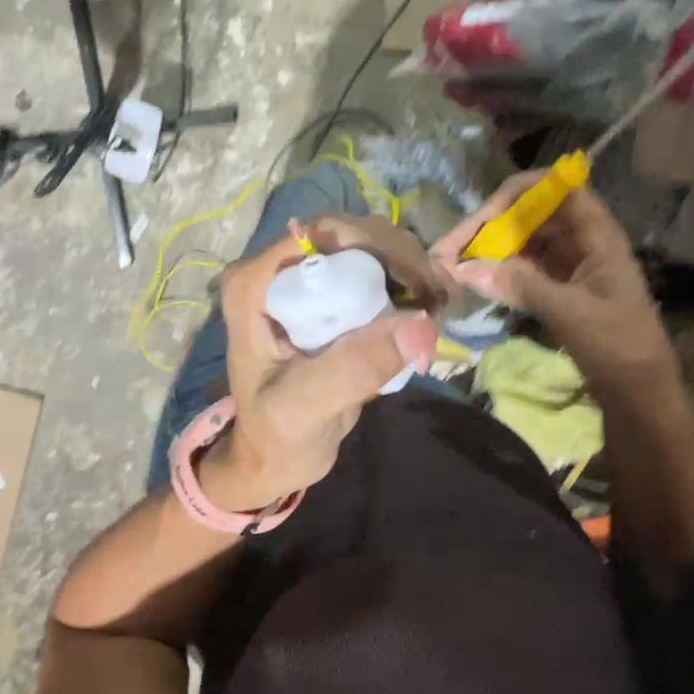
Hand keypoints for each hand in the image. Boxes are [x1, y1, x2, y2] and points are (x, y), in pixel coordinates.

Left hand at [200, 214, 441, 511]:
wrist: (276, 458)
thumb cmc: (278, 435)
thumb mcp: (306, 407)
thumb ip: (355, 367)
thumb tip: (422, 323)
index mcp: (254, 284)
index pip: (321, 235)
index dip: (377, 247)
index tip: (421, 285)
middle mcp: (278, 269)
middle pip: (353, 235)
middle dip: (402, 259)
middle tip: (439, 301)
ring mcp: (307, 279)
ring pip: (371, 247)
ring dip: (412, 271)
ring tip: (437, 310)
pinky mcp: (332, 294)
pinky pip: (378, 270)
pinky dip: (409, 285)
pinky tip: (428, 313)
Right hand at [430, 171, 672, 387]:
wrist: (641, 393)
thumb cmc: (618, 345)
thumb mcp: (570, 313)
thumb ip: (519, 286)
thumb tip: (464, 268)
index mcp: (597, 235)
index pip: (557, 188)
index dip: (519, 192)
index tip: (485, 214)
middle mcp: (581, 241)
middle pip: (530, 215)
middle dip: (490, 225)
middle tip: (448, 248)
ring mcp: (569, 264)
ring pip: (522, 241)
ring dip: (488, 248)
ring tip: (451, 264)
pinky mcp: (559, 287)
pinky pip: (523, 267)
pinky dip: (498, 270)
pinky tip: (472, 280)